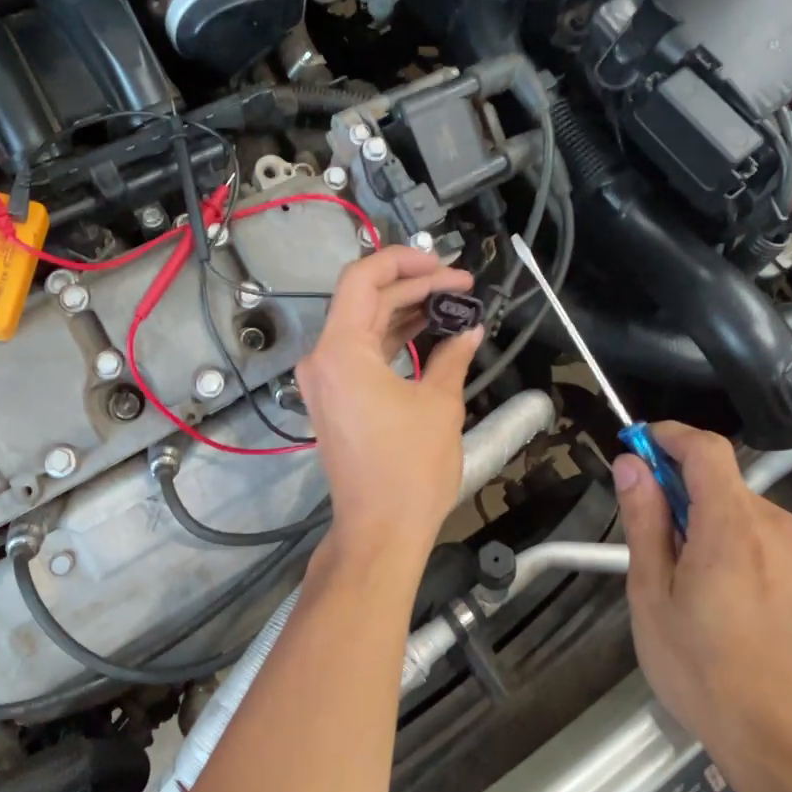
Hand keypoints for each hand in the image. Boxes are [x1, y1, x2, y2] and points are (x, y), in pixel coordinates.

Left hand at [295, 247, 482, 557]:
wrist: (379, 530)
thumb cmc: (409, 469)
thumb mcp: (439, 404)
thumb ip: (452, 356)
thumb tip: (469, 330)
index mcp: (340, 351)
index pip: (361, 279)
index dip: (402, 261)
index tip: (442, 263)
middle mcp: (322, 358)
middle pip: (364, 300)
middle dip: (413, 287)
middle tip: (461, 284)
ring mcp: (324, 379)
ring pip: (363, 325)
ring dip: (404, 311)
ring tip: (452, 302)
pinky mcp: (334, 397)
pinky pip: (361, 352)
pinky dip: (392, 338)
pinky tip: (429, 331)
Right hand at [614, 422, 791, 771]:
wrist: (781, 737)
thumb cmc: (703, 669)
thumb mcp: (652, 594)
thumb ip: (644, 521)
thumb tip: (632, 466)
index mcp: (731, 526)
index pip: (706, 449)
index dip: (669, 436)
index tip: (639, 445)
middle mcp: (775, 528)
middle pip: (722, 481)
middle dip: (681, 492)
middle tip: (650, 535)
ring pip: (743, 511)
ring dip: (708, 521)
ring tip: (685, 578)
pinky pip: (766, 540)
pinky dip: (736, 544)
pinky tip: (723, 596)